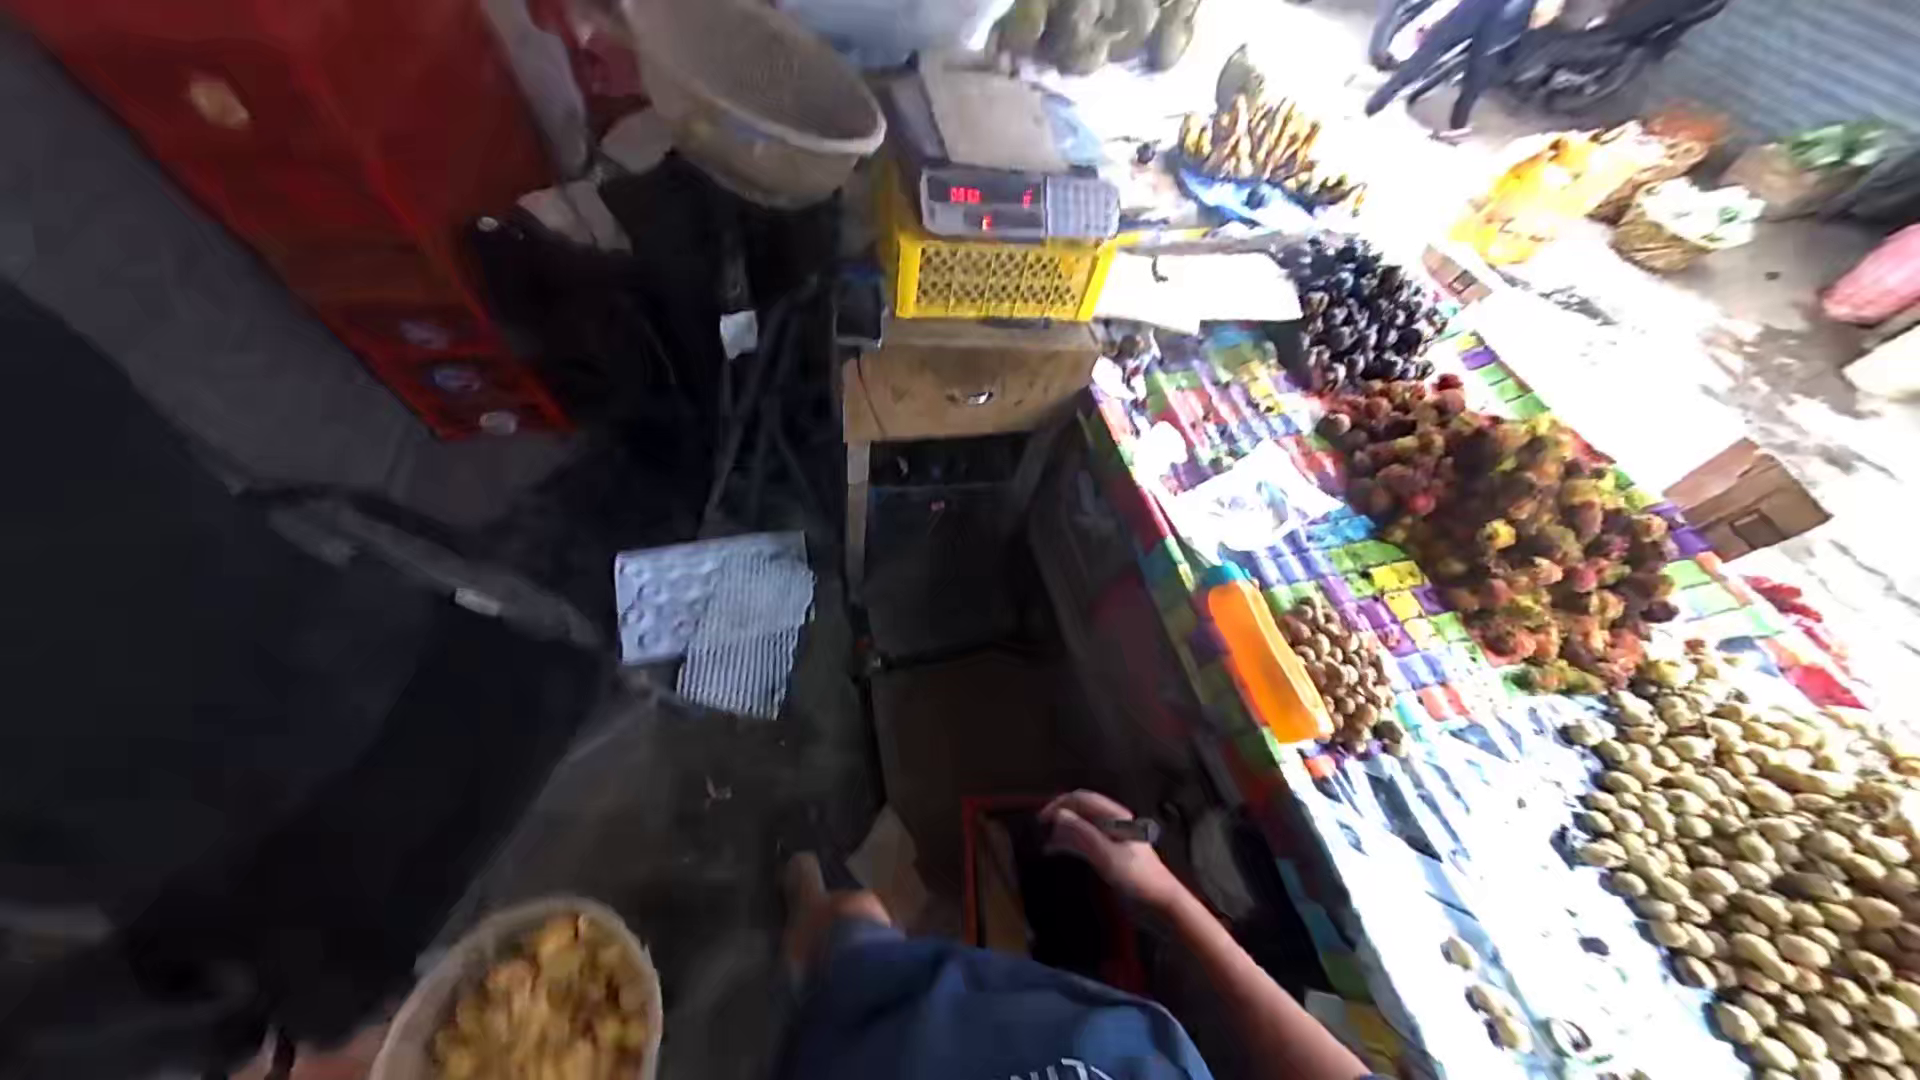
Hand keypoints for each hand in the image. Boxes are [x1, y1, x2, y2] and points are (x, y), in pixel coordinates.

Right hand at [1040, 790, 1187, 912]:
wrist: (1162, 899)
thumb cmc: (1138, 877)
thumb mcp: (1108, 857)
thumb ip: (1083, 834)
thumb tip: (1059, 815)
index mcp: (1115, 814)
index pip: (1081, 798)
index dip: (1059, 803)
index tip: (1042, 817)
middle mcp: (1112, 818)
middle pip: (1080, 808)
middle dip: (1059, 814)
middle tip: (1040, 828)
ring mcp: (1111, 832)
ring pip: (1080, 822)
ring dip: (1063, 828)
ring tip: (1045, 839)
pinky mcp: (1110, 846)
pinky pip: (1085, 836)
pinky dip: (1070, 839)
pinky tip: (1058, 848)